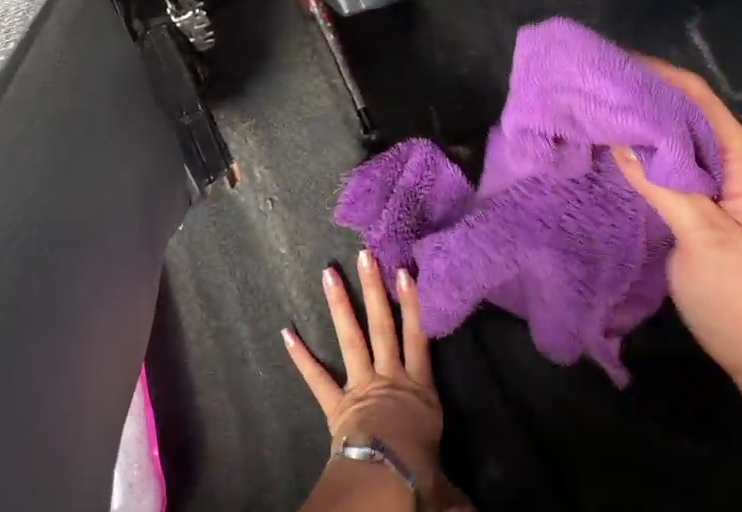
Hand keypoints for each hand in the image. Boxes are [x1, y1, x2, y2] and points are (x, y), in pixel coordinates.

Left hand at [284, 250, 442, 490]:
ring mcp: (361, 387)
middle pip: (383, 326)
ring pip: (351, 338)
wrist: (384, 481)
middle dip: (375, 289)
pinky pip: (316, 377)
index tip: (406, 271)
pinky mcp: (336, 404)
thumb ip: (456, 491)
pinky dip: (300, 356)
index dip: (414, 304)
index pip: (419, 338)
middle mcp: (391, 379)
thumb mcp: (446, 483)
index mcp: (421, 391)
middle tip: (365, 254)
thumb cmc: (420, 475)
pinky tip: (285, 332)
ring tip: (328, 272)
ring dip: (340, 304)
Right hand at [612, 60, 741, 394]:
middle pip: (691, 121)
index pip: (702, 104)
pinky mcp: (715, 222)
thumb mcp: (705, 242)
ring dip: (644, 132)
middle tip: (593, 91)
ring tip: (596, 118)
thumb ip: (665, 186)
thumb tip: (621, 138)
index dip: (660, 77)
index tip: (612, 64)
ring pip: (683, 150)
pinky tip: (617, 162)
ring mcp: (730, 200)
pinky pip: (679, 177)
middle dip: (645, 101)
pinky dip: (648, 163)